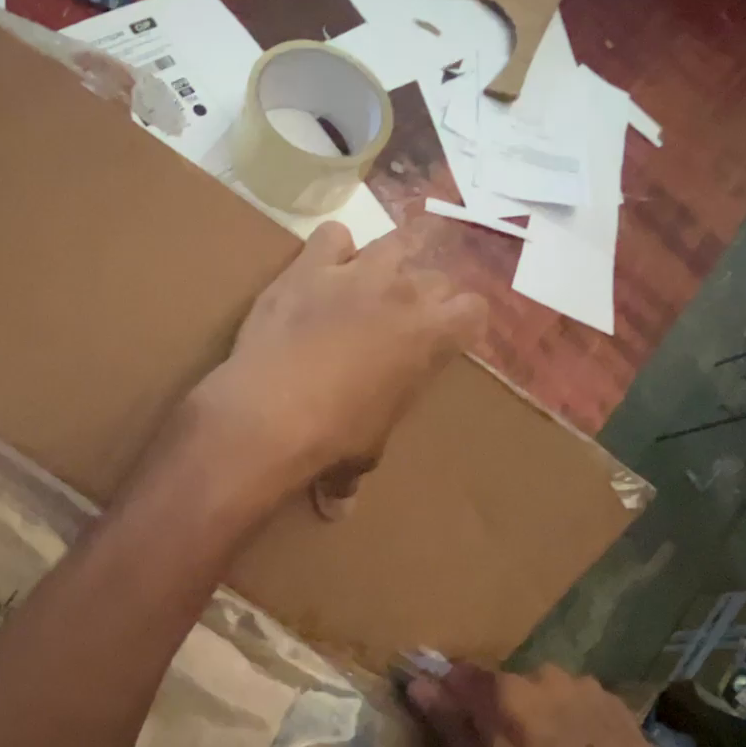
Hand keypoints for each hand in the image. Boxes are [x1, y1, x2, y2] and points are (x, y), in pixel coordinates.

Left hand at [182, 222, 485, 514]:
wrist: (272, 411)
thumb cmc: (332, 438)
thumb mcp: (360, 456)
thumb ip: (356, 474)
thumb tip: (339, 511)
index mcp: (431, 338)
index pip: (473, 310)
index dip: (461, 321)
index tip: (447, 335)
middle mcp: (404, 293)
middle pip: (436, 273)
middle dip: (427, 292)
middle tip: (404, 316)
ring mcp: (357, 273)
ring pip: (395, 240)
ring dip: (390, 257)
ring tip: (372, 279)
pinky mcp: (309, 266)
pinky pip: (333, 235)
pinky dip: (332, 249)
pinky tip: (321, 269)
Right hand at [409, 664, 727, 746]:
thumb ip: (451, 728)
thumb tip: (419, 685)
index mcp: (501, 694)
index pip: (457, 674)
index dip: (449, 695)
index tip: (449, 719)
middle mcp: (541, 675)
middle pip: (503, 684)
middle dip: (497, 710)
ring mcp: (583, 685)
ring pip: (542, 692)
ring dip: (537, 714)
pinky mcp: (616, 701)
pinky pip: (576, 702)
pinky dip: (571, 721)